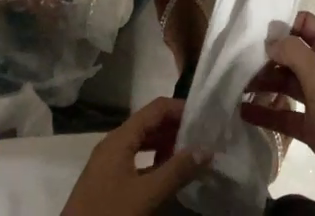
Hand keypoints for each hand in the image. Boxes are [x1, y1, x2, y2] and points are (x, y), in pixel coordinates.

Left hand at [61, 97, 211, 215]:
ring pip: (142, 143)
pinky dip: (154, 162)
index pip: (155, 109)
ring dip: (165, 146)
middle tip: (202, 137)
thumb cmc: (110, 214)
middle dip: (175, 128)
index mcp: (120, 138)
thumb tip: (206, 148)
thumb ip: (177, 171)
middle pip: (148, 124)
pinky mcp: (108, 182)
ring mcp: (108, 164)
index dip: (180, 109)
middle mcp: (113, 144)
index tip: (204, 117)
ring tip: (190, 155)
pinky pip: (136, 161)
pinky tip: (168, 176)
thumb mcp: (147, 195)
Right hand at [240, 12, 314, 215]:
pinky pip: (285, 115)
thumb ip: (295, 53)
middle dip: (266, 57)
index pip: (306, 25)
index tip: (254, 33)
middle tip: (237, 64)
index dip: (284, 24)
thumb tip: (271, 38)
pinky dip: (266, 113)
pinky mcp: (312, 130)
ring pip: (286, 85)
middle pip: (292, 56)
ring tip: (235, 88)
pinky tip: (243, 114)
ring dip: (263, 84)